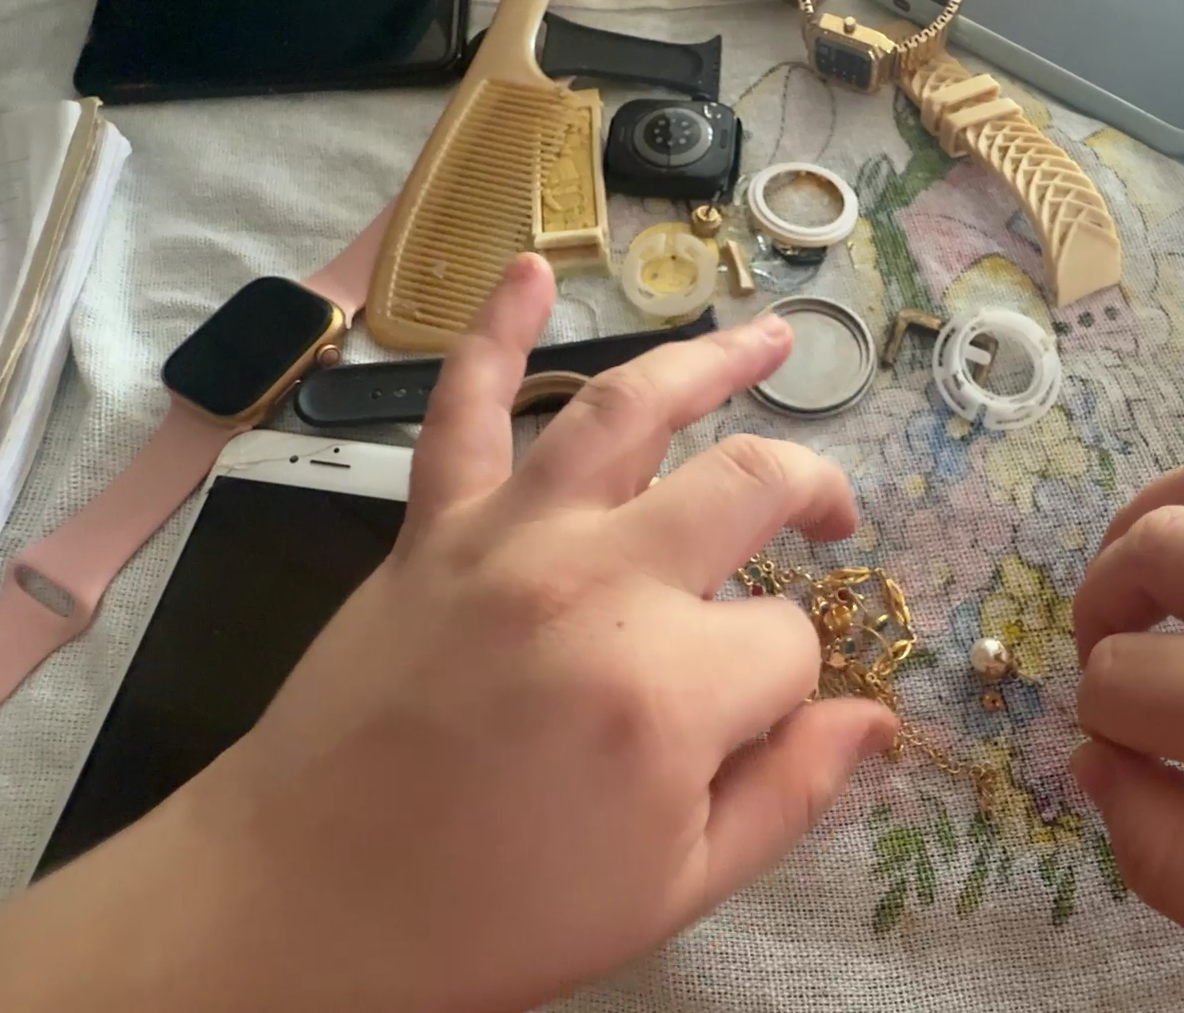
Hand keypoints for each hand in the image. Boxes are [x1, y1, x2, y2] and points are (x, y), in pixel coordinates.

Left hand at [190, 254, 897, 1009]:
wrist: (304, 906)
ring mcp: (513, 536)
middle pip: (748, 486)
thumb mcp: (678, 886)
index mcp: (670, 692)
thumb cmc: (500, 910)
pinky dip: (495, 333)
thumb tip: (879, 721)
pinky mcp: (437, 525)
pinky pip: (466, 406)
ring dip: (711, 361)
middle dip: (814, 490)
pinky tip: (529, 274)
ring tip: (767, 336)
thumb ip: (793, 793)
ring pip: (629, 409)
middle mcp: (602, 584)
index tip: (770, 710)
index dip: (797, 681)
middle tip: (834, 514)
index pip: (793, 642)